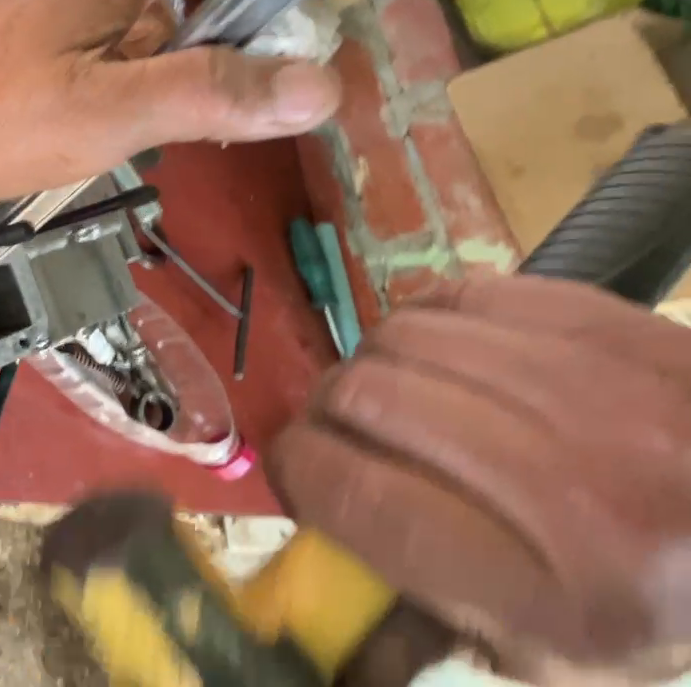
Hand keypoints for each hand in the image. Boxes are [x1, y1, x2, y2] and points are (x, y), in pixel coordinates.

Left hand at [0, 0, 340, 203]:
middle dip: (160, 48)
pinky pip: (29, 37)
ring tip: (71, 129)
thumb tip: (319, 81)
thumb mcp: (106, 115)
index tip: (226, 48)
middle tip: (136, 118)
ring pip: (81, 19)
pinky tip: (18, 119)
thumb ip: (207, 94)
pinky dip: (49, 69)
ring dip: (102, 66)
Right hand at [270, 276, 690, 682]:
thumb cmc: (645, 609)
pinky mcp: (623, 330)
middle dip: (332, 412)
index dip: (299, 470)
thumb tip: (304, 595)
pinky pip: (459, 294)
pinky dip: (435, 323)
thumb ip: (407, 610)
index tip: (304, 472)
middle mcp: (590, 491)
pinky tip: (458, 360)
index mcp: (555, 594)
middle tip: (353, 433)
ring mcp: (616, 397)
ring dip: (381, 364)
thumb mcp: (537, 652)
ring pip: (400, 334)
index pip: (352, 489)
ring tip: (412, 395)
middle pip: (362, 395)